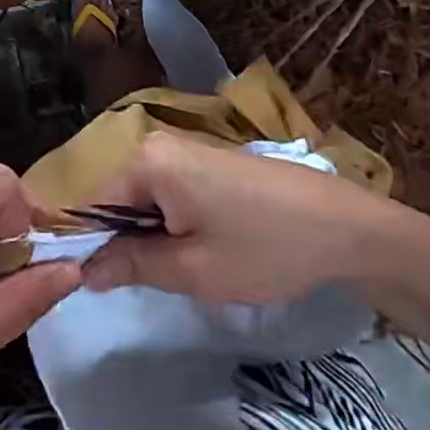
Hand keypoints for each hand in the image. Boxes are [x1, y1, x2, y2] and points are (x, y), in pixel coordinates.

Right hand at [80, 131, 429, 304]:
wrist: (346, 227)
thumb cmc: (263, 247)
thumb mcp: (192, 269)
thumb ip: (130, 264)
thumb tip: (83, 271)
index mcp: (147, 161)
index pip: (90, 205)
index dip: (85, 247)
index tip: (90, 286)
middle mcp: (159, 144)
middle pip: (116, 199)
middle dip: (122, 241)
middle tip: (146, 282)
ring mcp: (187, 149)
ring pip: (144, 199)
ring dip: (150, 235)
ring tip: (179, 268)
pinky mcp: (209, 161)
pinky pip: (169, 192)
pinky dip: (173, 223)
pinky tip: (203, 247)